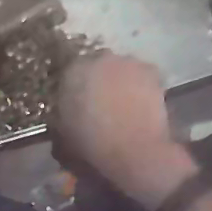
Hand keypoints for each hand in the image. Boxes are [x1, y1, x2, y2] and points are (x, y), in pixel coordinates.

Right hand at [54, 53, 197, 208]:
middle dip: (100, 81)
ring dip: (122, 81)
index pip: (71, 73)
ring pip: (122, 68)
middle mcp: (98, 59)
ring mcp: (127, 62)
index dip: (77, 88)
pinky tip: (144, 103)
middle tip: (104, 103)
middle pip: (98, 65)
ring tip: (127, 104)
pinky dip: (143, 85)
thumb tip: (63, 115)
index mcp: (72, 72)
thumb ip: (61, 118)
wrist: (135, 151)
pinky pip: (143, 75)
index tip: (80, 103)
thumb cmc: (94, 147)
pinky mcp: (150, 70)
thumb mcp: (64, 136)